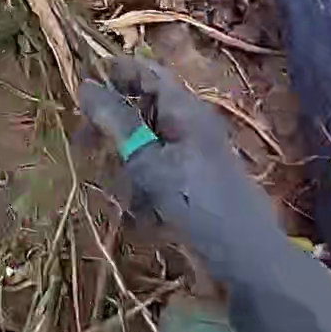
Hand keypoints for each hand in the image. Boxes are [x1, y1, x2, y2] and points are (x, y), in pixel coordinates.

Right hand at [78, 57, 279, 268]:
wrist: (247, 259)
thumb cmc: (198, 201)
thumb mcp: (149, 161)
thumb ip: (117, 122)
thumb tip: (86, 85)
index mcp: (184, 108)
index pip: (148, 72)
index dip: (117, 72)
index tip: (83, 85)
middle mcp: (190, 124)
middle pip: (144, 109)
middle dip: (114, 126)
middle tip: (83, 143)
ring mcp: (194, 154)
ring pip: (148, 145)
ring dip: (128, 164)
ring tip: (119, 193)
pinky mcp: (195, 184)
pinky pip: (160, 175)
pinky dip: (145, 189)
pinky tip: (142, 218)